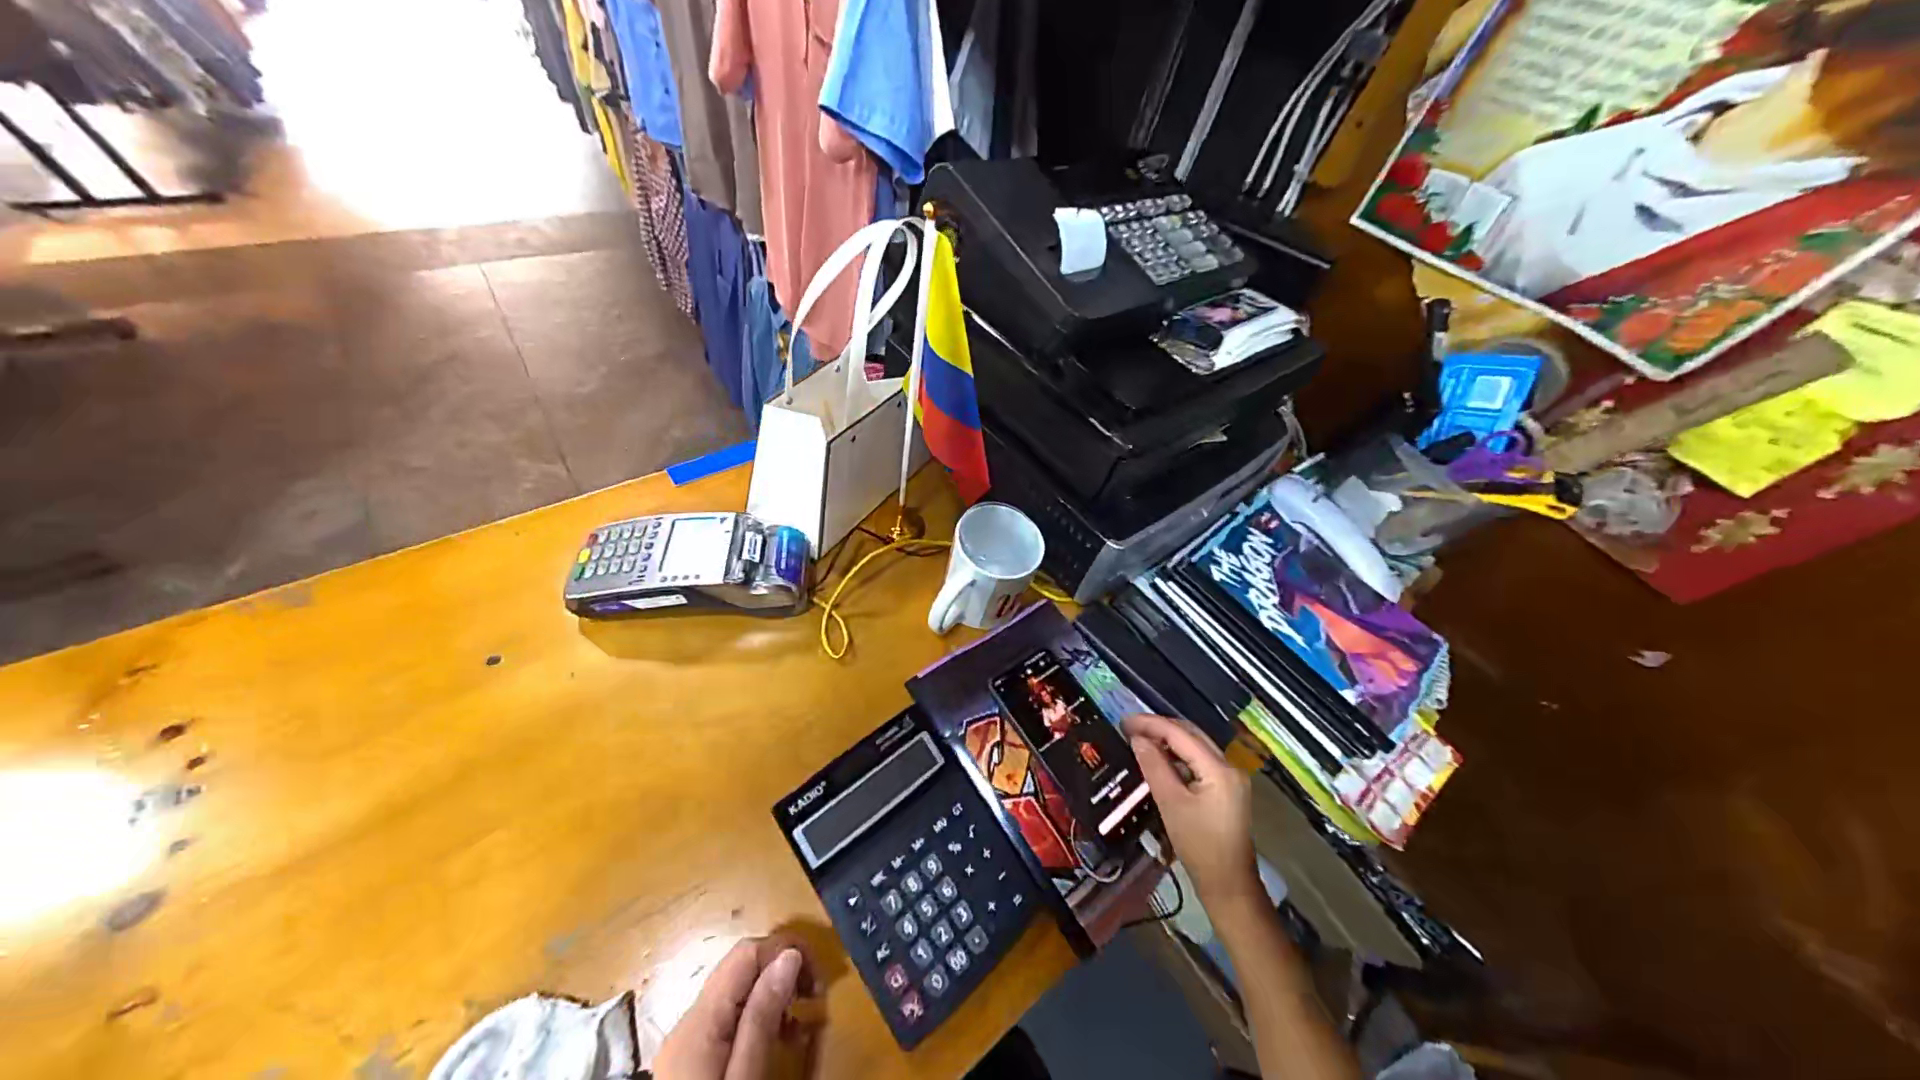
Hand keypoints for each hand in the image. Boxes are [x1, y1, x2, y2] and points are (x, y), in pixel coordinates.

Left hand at [652, 938, 814, 1079]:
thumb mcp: (747, 1077)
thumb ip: (763, 1015)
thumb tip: (787, 956)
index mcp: (702, 1020)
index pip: (747, 952)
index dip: (786, 951)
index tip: (818, 980)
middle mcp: (690, 1020)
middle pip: (740, 968)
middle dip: (781, 971)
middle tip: (814, 999)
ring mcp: (687, 1040)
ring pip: (735, 992)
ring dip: (772, 995)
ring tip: (799, 1026)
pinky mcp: (690, 1060)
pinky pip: (727, 1018)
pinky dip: (756, 1017)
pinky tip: (776, 1042)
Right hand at [1123, 713, 1258, 908]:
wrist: (1228, 883)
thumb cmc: (1199, 845)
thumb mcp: (1171, 803)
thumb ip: (1154, 766)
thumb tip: (1138, 739)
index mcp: (1219, 769)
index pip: (1180, 734)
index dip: (1151, 724)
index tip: (1124, 722)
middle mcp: (1229, 766)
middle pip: (1191, 734)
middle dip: (1160, 727)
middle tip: (1129, 728)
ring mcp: (1230, 778)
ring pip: (1195, 746)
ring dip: (1168, 740)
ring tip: (1140, 740)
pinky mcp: (1226, 789)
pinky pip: (1199, 761)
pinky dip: (1178, 756)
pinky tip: (1160, 760)